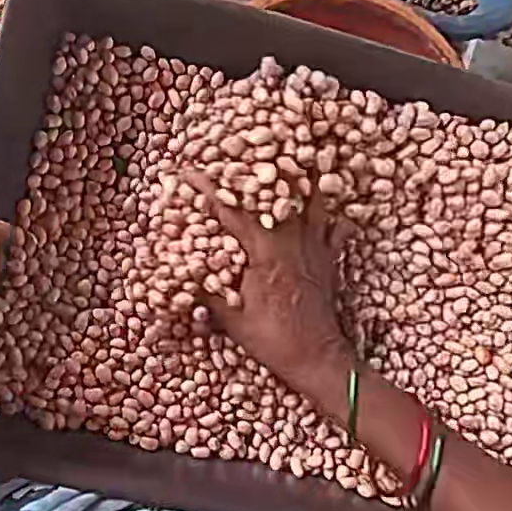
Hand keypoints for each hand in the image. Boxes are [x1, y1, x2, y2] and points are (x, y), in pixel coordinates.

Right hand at [185, 171, 352, 388]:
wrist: (317, 357)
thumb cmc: (271, 339)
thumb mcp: (230, 319)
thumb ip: (205, 293)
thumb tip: (177, 276)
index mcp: (264, 252)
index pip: (231, 211)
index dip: (208, 189)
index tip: (189, 174)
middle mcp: (291, 241)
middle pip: (274, 192)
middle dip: (253, 170)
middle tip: (239, 152)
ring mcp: (314, 247)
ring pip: (311, 199)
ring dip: (299, 176)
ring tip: (292, 154)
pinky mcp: (328, 258)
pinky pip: (334, 225)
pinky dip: (328, 211)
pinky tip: (325, 204)